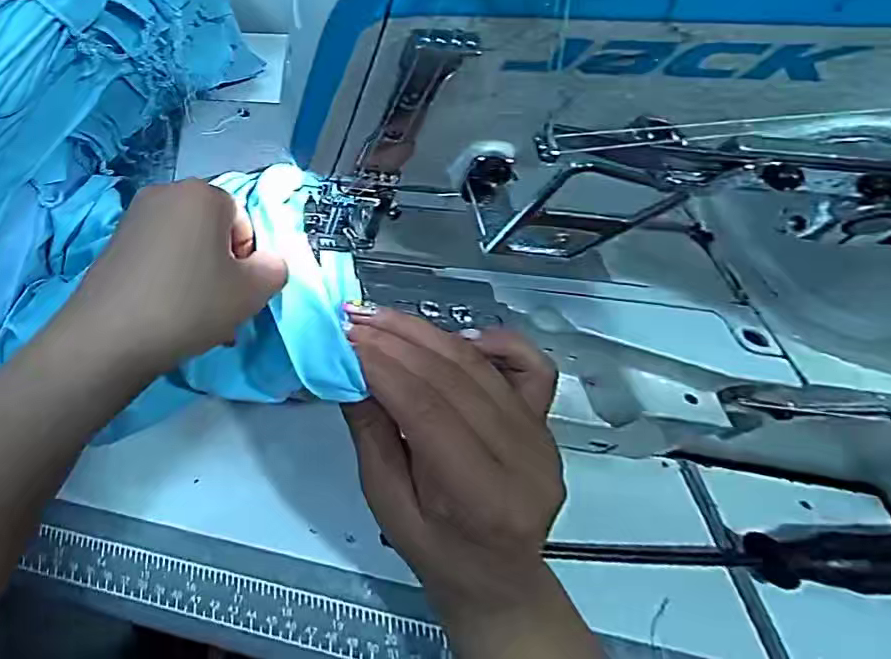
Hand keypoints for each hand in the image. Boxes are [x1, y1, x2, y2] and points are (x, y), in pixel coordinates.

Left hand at [60, 179, 287, 375]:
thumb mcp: (250, 293)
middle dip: (220, 269)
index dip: (246, 260)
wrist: (108, 335)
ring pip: (184, 246)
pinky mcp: (114, 241)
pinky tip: (165, 314)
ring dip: (196, 277)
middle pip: (211, 231)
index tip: (235, 292)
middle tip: (217, 311)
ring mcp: (135, 215)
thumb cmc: (188, 304)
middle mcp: (166, 192)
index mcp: (201, 192)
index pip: (242, 221)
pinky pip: (157, 254)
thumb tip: (264, 264)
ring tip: (192, 321)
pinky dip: (168, 278)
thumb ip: (273, 270)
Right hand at [342, 307, 597, 657]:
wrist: (495, 574)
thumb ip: (370, 430)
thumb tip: (347, 365)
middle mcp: (523, 460)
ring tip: (379, 316)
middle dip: (394, 340)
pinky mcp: (546, 420)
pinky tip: (456, 334)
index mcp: (483, 497)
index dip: (382, 365)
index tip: (344, 337)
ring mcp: (540, 436)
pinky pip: (531, 364)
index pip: (426, 409)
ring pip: (476, 363)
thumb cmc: (434, 546)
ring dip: (423, 331)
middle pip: (451, 378)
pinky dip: (496, 340)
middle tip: (352, 319)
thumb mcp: (385, 499)